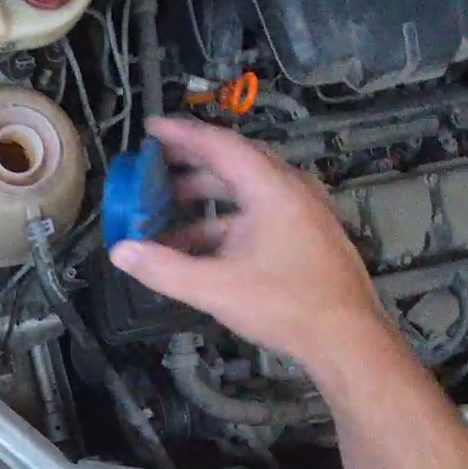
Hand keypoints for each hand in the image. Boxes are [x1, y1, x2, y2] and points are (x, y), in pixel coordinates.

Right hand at [108, 117, 392, 368]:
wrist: (345, 339)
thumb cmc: (288, 305)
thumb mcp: (216, 288)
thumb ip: (164, 269)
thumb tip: (122, 252)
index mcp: (273, 191)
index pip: (222, 147)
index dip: (183, 136)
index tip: (152, 130)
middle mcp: (289, 193)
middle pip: (232, 166)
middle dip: (188, 166)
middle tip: (152, 167)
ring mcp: (298, 216)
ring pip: (241, 195)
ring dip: (201, 201)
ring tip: (162, 213)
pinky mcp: (299, 238)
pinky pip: (252, 218)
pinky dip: (219, 224)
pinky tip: (193, 247)